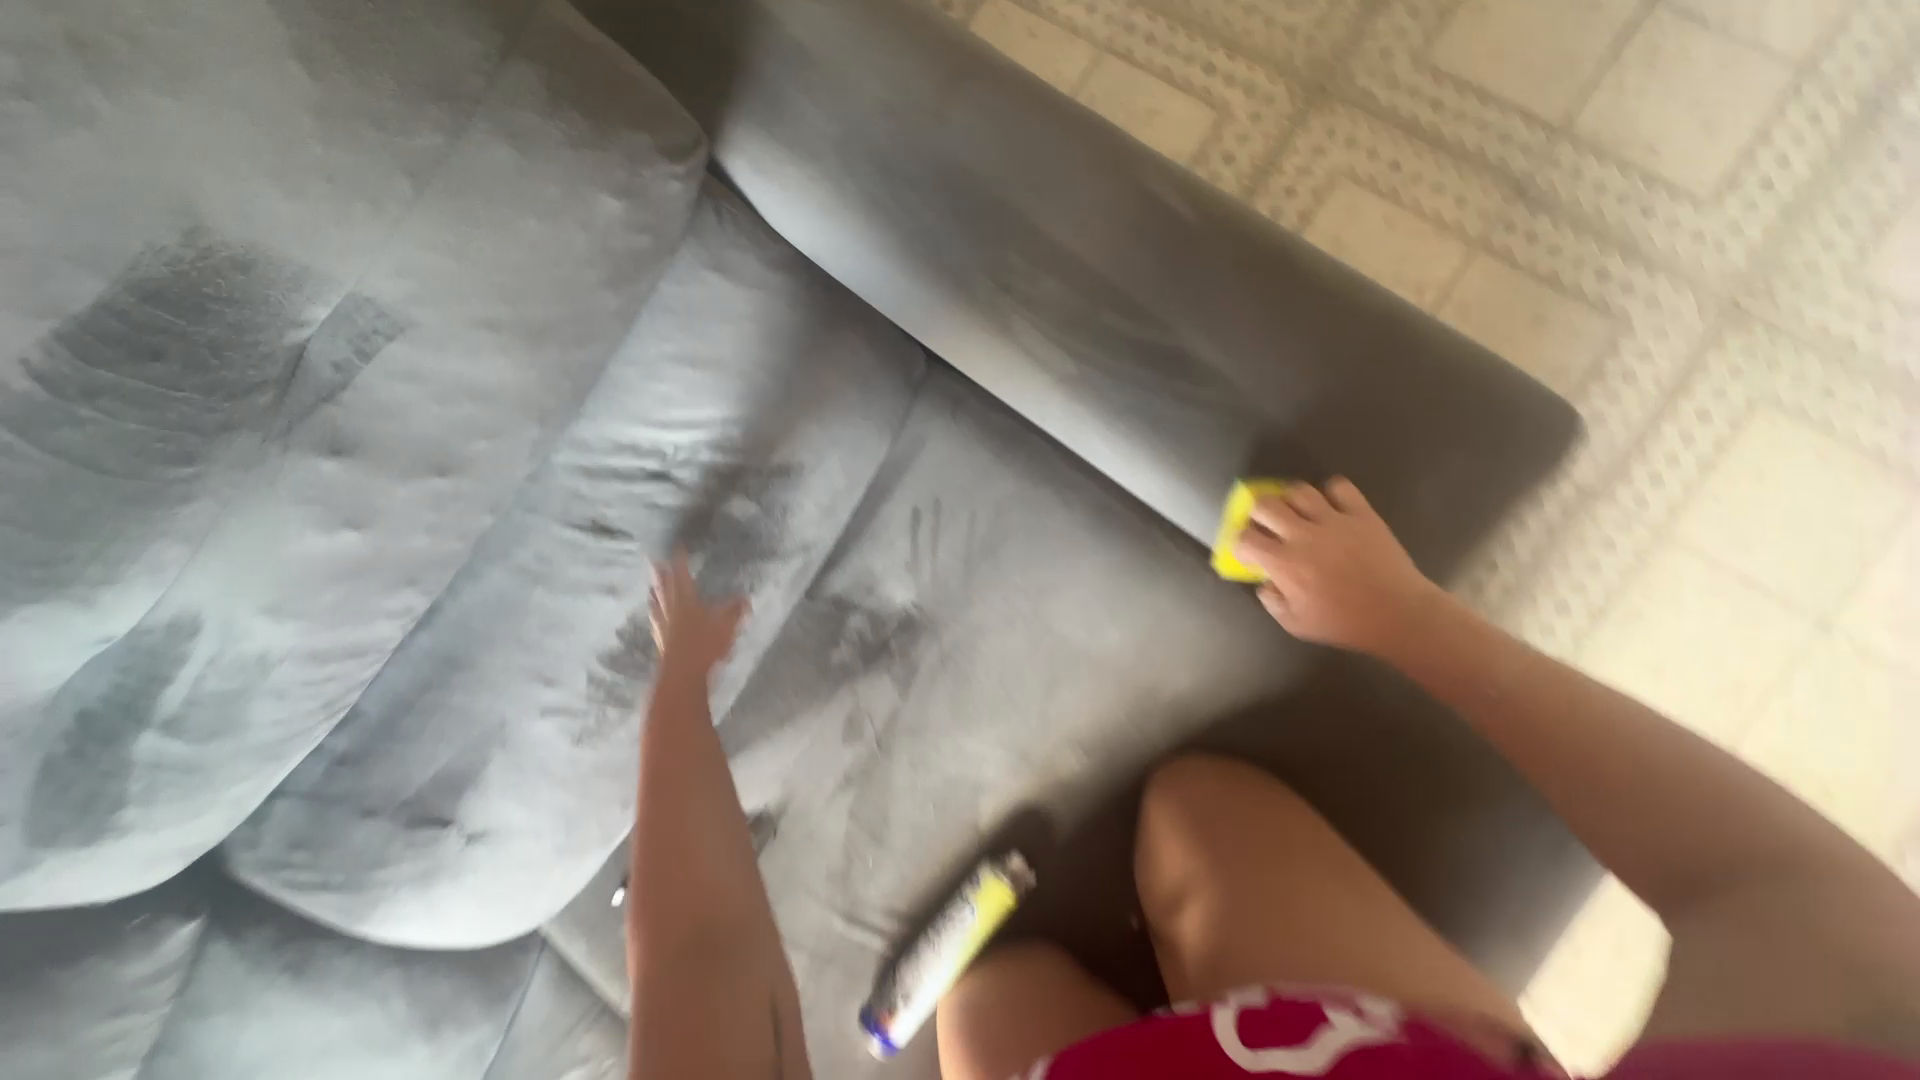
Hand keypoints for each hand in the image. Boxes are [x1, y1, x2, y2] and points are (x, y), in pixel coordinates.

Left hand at [649, 549, 747, 677]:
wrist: (681, 674)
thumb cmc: (704, 645)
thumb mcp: (726, 626)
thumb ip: (734, 611)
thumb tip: (744, 598)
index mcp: (686, 600)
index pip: (681, 575)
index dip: (680, 561)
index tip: (677, 548)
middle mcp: (671, 610)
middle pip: (664, 587)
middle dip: (660, 573)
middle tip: (653, 561)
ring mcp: (663, 626)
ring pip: (657, 604)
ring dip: (655, 593)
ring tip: (651, 586)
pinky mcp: (660, 641)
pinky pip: (656, 621)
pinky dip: (655, 613)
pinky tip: (656, 617)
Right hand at [1231, 477, 1451, 655]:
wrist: (1398, 613)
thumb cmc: (1344, 623)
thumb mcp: (1296, 625)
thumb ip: (1272, 602)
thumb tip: (1265, 583)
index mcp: (1284, 563)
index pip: (1244, 538)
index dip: (1240, 542)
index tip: (1249, 551)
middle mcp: (1303, 535)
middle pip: (1264, 505)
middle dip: (1257, 513)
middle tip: (1267, 525)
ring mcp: (1334, 521)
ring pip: (1299, 491)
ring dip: (1291, 500)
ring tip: (1298, 512)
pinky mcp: (1361, 514)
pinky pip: (1340, 487)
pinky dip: (1332, 493)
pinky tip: (1333, 508)